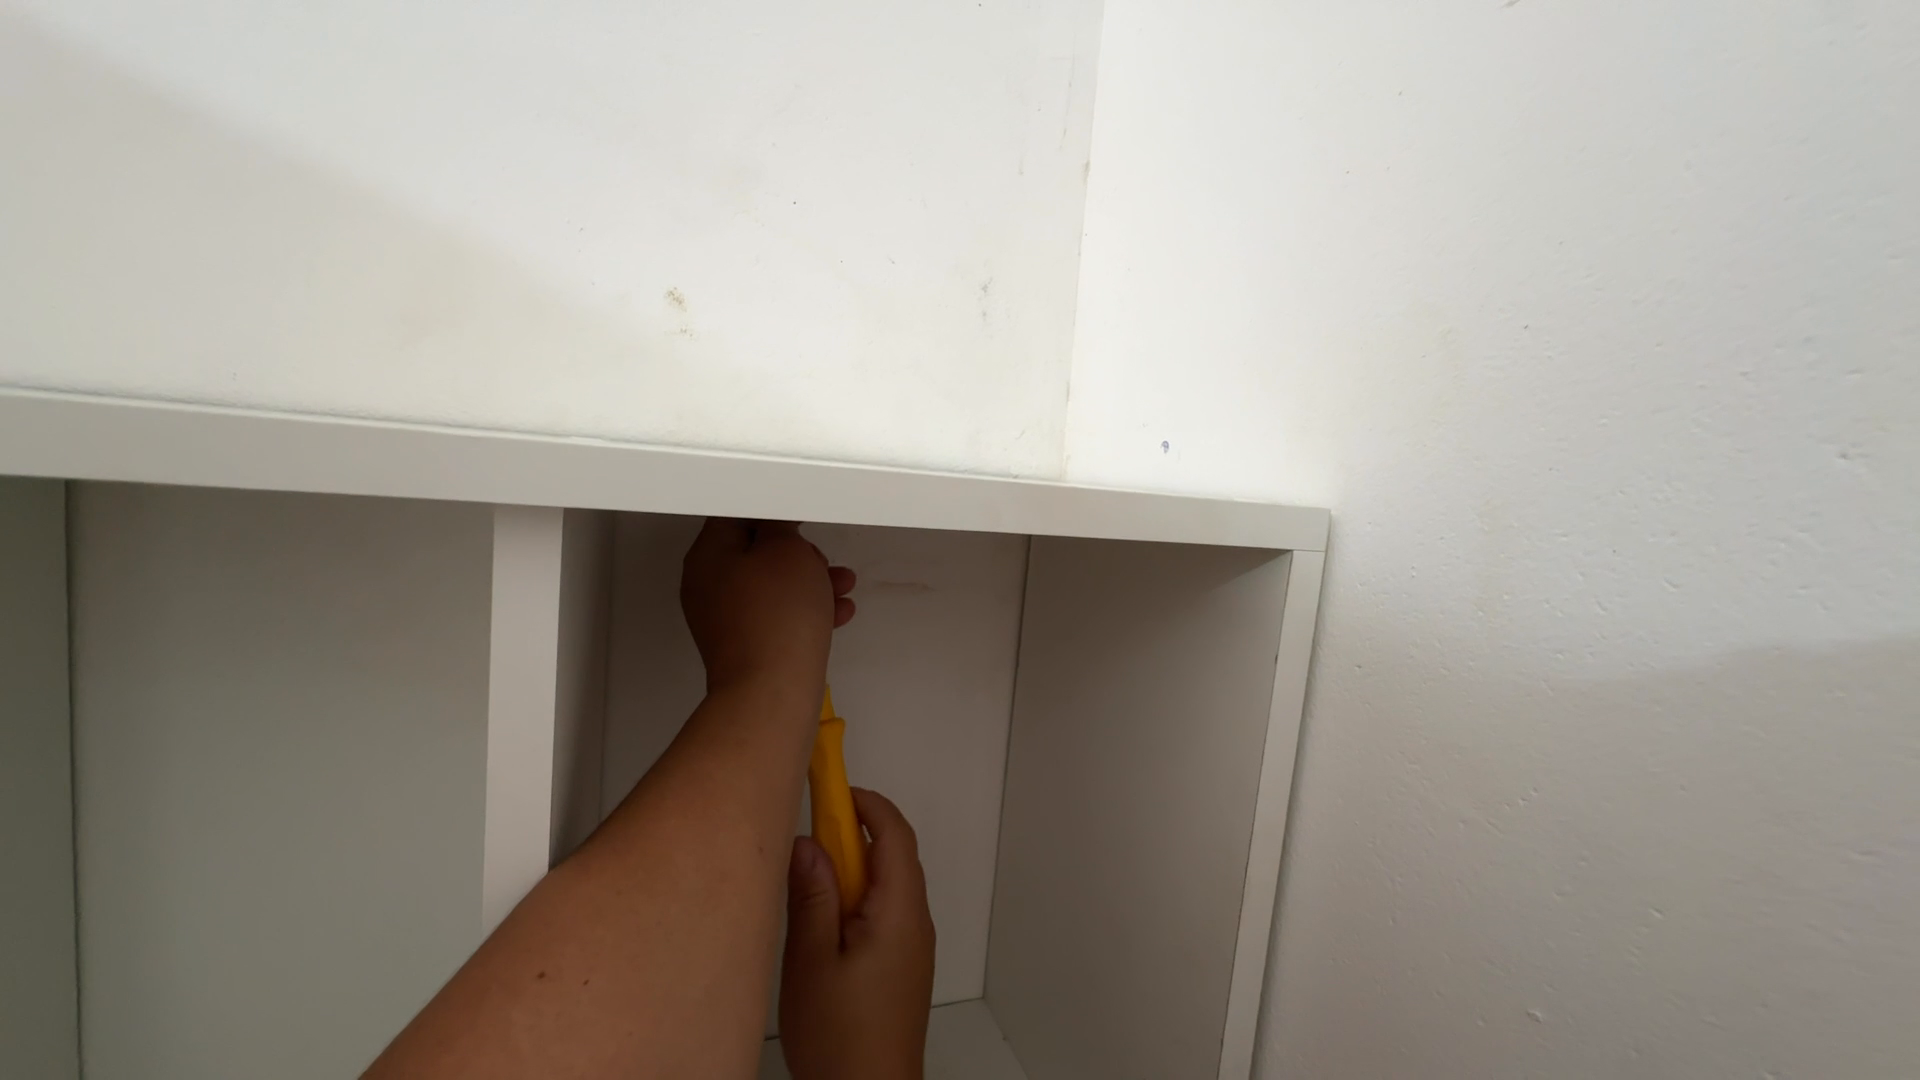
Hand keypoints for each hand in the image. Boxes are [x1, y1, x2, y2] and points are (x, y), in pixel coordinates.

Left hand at [679, 519, 854, 693]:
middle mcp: (709, 586)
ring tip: (844, 585)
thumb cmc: (777, 612)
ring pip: (773, 587)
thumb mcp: (787, 550)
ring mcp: (726, 620)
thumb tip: (776, 526)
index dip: (773, 511)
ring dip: (811, 581)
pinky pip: (778, 616)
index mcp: (708, 556)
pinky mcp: (747, 646)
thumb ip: (780, 525)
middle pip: (757, 553)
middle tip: (821, 559)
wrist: (773, 689)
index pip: (736, 516)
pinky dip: (806, 610)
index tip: (803, 517)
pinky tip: (839, 612)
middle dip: (799, 553)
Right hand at [780, 789, 935, 1079]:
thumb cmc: (840, 1031)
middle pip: (896, 854)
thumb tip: (807, 840)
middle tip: (814, 828)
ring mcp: (915, 943)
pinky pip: (889, 907)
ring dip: (858, 863)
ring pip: (892, 882)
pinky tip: (830, 914)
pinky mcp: (906, 964)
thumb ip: (811, 895)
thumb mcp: (813, 960)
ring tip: (814, 870)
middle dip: (859, 830)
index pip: (895, 834)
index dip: (869, 804)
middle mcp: (916, 918)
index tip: (834, 790)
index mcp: (900, 909)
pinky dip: (862, 891)